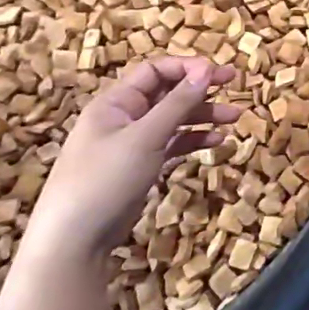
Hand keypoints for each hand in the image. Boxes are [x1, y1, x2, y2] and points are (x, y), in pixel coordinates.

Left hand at [19, 57, 241, 266]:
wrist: (74, 242)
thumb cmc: (105, 179)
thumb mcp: (145, 137)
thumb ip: (178, 103)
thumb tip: (206, 68)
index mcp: (116, 102)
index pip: (155, 70)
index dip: (187, 67)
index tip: (218, 73)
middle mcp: (123, 117)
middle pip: (167, 93)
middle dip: (200, 89)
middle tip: (234, 84)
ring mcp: (132, 144)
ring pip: (173, 119)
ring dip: (202, 115)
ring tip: (234, 118)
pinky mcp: (140, 167)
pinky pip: (171, 144)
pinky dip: (192, 140)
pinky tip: (216, 141)